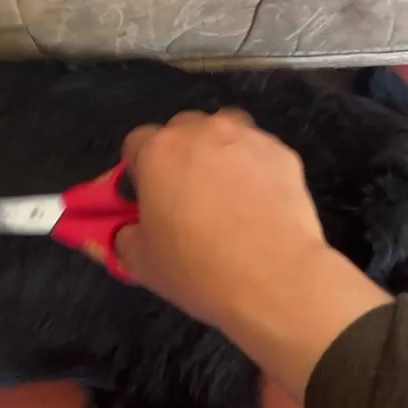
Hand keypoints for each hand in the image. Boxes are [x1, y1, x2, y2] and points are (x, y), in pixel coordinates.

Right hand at [117, 110, 389, 400]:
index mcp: (158, 151)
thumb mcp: (143, 264)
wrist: (275, 278)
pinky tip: (262, 201)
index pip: (137, 142)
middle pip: (182, 129)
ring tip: (227, 189)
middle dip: (181, 154)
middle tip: (188, 195)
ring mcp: (247, 137)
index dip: (140, 168)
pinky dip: (255, 167)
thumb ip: (125, 237)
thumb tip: (126, 231)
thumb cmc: (199, 270)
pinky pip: (259, 151)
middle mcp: (202, 132)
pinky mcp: (282, 151)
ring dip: (219, 149)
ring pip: (225, 129)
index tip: (150, 195)